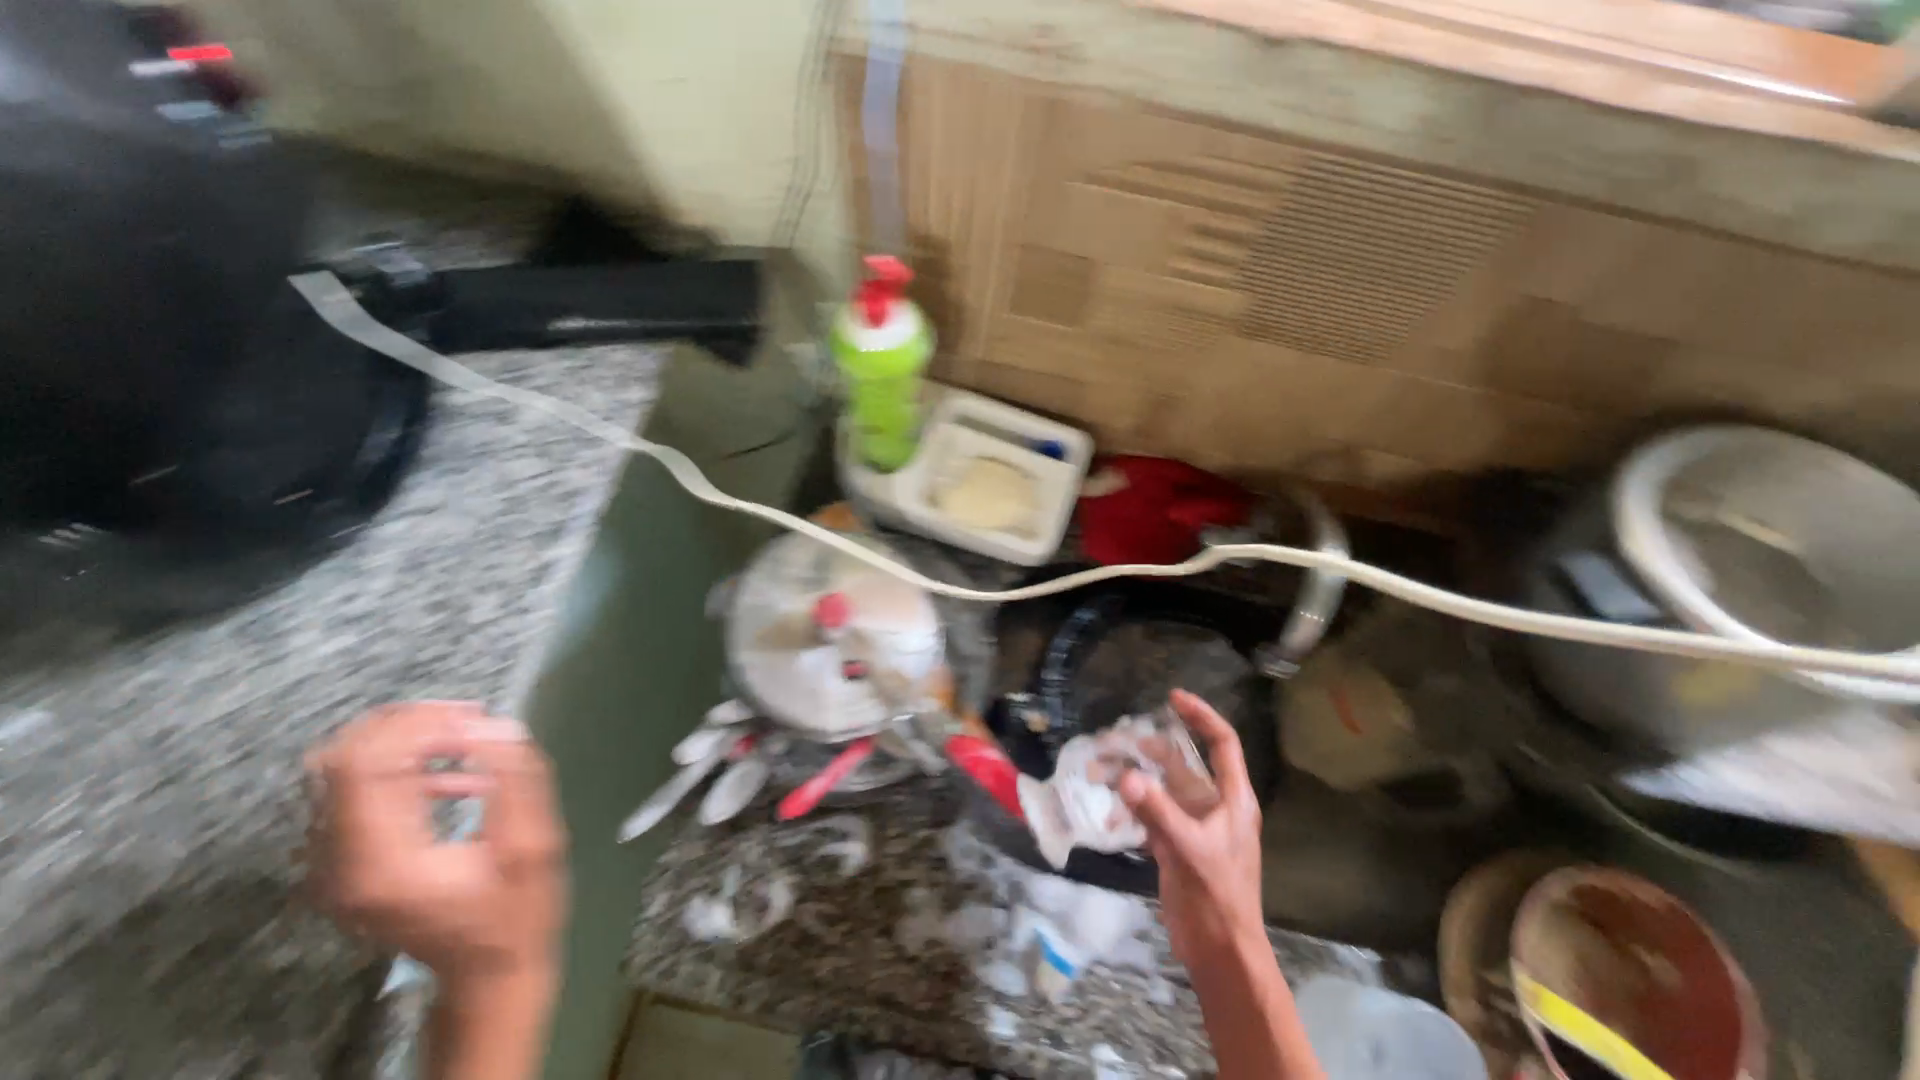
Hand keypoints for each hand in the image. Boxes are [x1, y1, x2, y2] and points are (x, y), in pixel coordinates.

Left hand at [305, 702, 568, 985]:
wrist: (485, 975)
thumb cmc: (514, 918)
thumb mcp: (531, 848)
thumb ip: (515, 782)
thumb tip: (494, 726)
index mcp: (383, 863)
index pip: (367, 763)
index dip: (417, 724)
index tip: (473, 717)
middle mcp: (339, 865)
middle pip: (342, 760)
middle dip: (406, 724)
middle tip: (466, 718)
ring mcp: (332, 869)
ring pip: (341, 772)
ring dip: (402, 743)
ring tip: (464, 737)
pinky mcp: (342, 867)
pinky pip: (352, 795)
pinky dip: (399, 770)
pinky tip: (452, 775)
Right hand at [1118, 689, 1265, 967]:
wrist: (1220, 950)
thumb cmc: (1217, 896)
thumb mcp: (1190, 849)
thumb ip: (1158, 812)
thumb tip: (1126, 776)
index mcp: (1233, 800)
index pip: (1223, 744)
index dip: (1201, 717)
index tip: (1172, 697)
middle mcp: (1214, 806)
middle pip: (1182, 764)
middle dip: (1149, 750)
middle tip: (1113, 741)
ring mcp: (1192, 827)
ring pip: (1161, 791)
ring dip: (1134, 781)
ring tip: (1099, 772)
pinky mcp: (1175, 847)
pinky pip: (1150, 817)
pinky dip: (1131, 811)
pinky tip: (1108, 814)